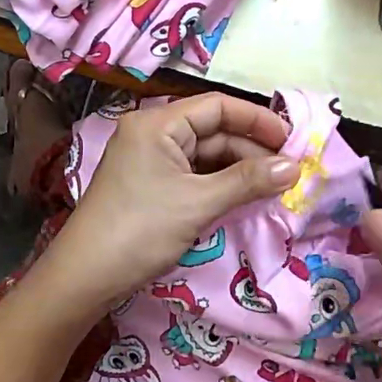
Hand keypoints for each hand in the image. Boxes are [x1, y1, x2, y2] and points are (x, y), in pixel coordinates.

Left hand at [35, 93, 295, 316]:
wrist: (87, 275)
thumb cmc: (140, 230)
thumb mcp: (198, 203)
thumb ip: (248, 181)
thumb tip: (294, 167)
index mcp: (157, 124)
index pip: (217, 106)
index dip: (257, 120)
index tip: (293, 141)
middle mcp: (152, 135)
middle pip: (213, 131)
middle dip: (251, 149)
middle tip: (290, 171)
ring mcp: (149, 162)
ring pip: (205, 157)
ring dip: (239, 170)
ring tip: (275, 187)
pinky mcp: (150, 188)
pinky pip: (193, 177)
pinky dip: (220, 186)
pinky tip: (246, 197)